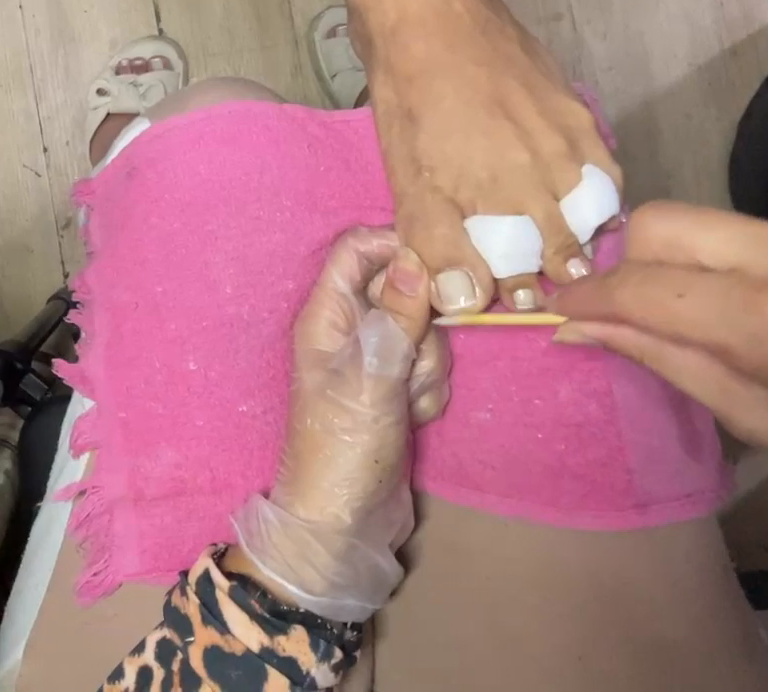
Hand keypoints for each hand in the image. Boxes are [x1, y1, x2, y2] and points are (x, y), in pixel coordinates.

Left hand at [228, 228, 442, 621]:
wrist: (344, 522)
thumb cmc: (343, 445)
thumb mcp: (370, 376)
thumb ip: (395, 316)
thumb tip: (415, 256)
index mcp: (327, 313)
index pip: (357, 248)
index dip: (396, 245)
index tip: (441, 267)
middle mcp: (349, 327)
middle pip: (402, 287)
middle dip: (422, 323)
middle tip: (414, 359)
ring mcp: (375, 357)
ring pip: (423, 328)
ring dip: (426, 364)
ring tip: (407, 400)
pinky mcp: (397, 385)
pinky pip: (428, 364)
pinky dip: (429, 388)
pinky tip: (415, 417)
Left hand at [350, 0, 620, 313]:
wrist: (430, 14)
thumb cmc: (409, 100)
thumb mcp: (406, 177)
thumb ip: (437, 241)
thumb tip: (465, 299)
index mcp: (507, 198)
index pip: (531, 268)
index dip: (523, 288)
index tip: (520, 298)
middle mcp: (553, 174)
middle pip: (569, 241)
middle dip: (557, 266)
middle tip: (547, 278)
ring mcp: (571, 137)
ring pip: (594, 205)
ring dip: (583, 231)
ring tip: (568, 245)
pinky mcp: (576, 106)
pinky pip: (601, 163)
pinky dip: (595, 188)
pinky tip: (579, 191)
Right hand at [550, 202, 767, 595]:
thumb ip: (665, 361)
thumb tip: (576, 327)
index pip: (641, 283)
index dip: (585, 293)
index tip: (556, 307)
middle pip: (662, 222)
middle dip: (621, 258)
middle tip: (616, 305)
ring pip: (706, 222)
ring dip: (676, 261)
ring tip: (687, 312)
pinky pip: (757, 230)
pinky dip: (728, 261)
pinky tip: (751, 303)